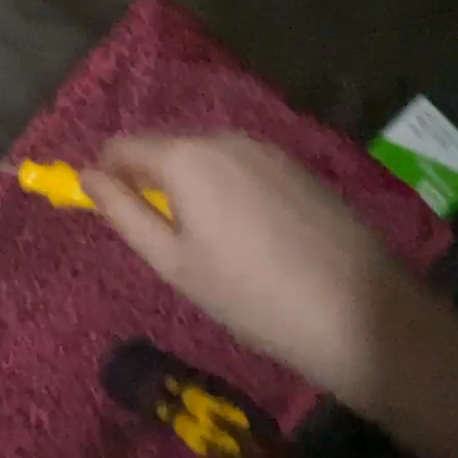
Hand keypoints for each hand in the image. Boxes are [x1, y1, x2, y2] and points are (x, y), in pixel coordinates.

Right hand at [81, 133, 414, 396]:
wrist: (371, 320)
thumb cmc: (254, 296)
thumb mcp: (173, 264)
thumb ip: (122, 212)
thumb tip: (86, 175)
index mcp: (183, 156)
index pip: (120, 146)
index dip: (107, 176)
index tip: (118, 214)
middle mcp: (220, 137)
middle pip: (162, 148)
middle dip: (151, 181)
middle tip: (170, 238)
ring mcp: (264, 148)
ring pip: (202, 156)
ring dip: (191, 184)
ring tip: (215, 240)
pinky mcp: (297, 165)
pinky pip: (239, 164)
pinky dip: (228, 187)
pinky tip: (255, 234)